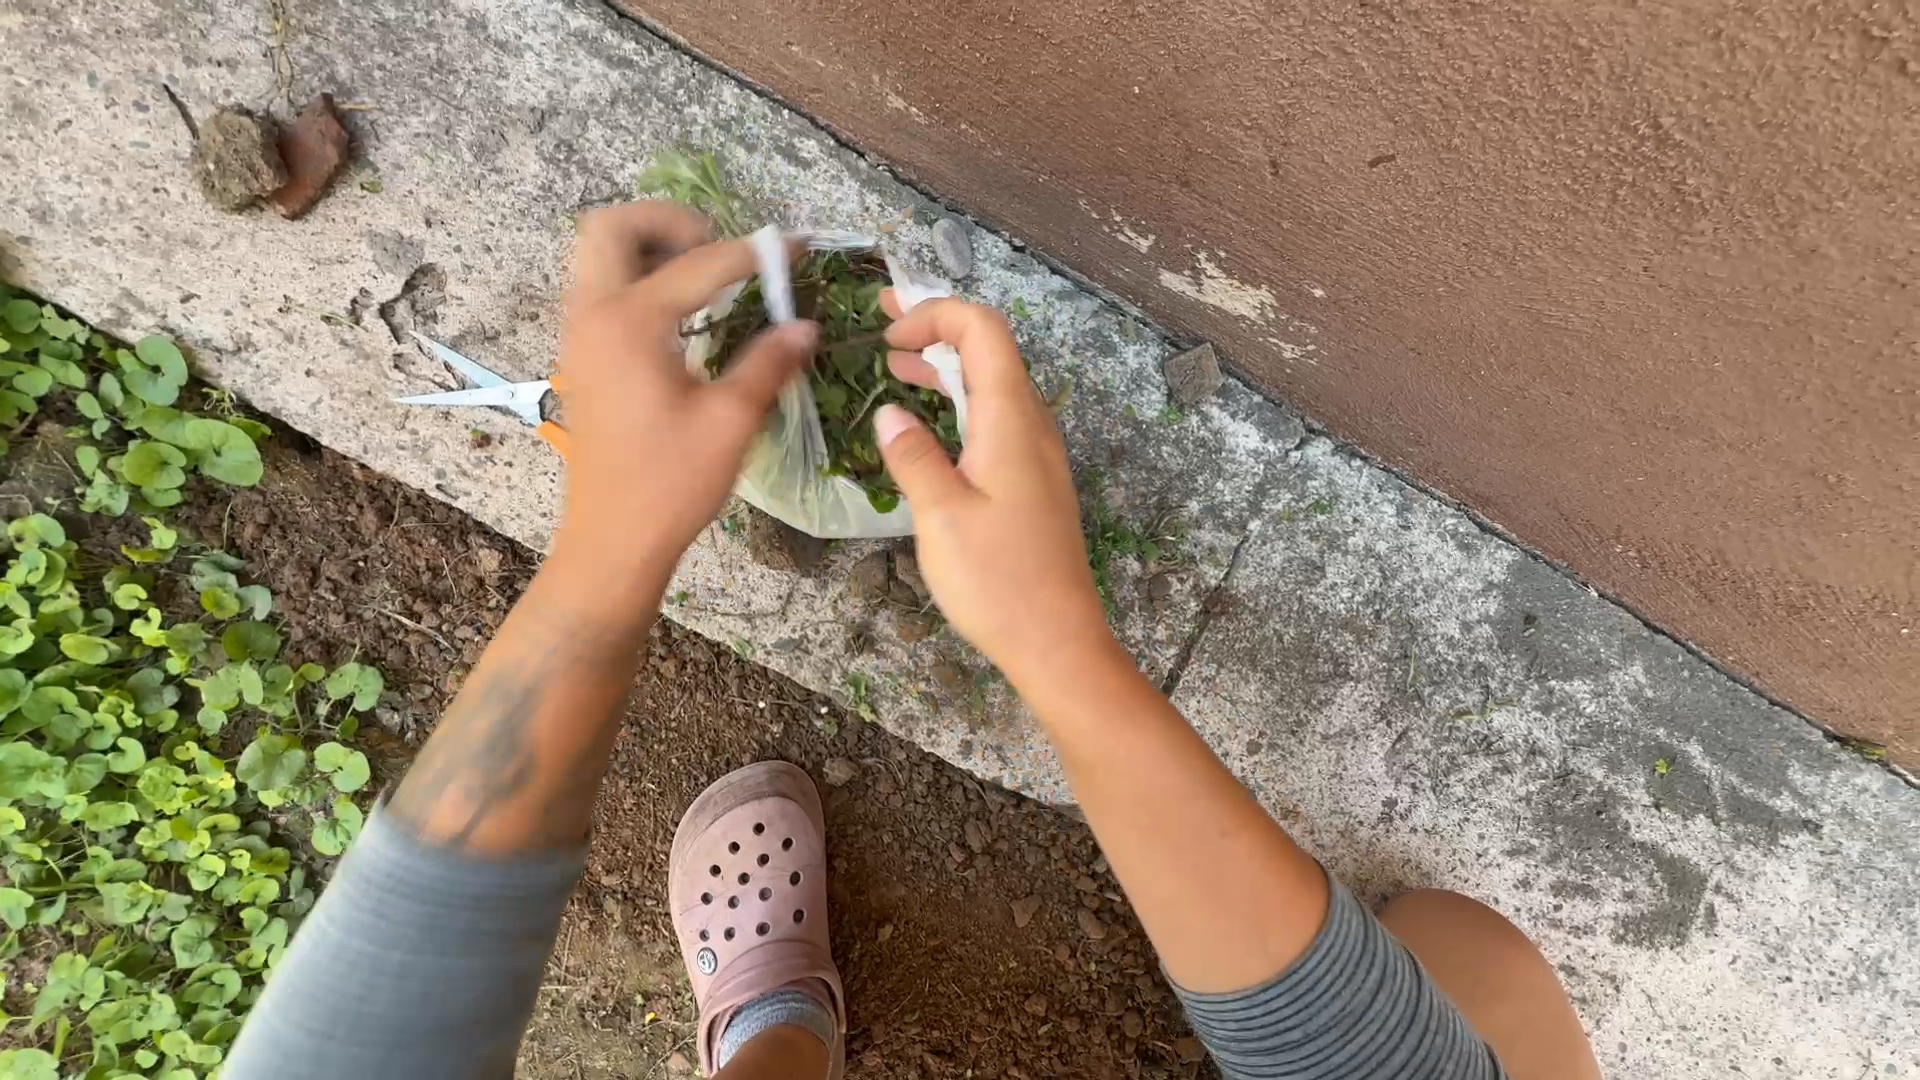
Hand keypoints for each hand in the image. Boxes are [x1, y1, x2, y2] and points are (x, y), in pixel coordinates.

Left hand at [552, 203, 816, 594]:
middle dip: (671, 222)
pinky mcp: (582, 359)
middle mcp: (591, 315)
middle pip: (612, 227)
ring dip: (650, 248)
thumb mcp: (732, 421)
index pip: (700, 265)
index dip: (755, 253)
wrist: (615, 538)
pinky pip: (601, 290)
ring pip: (598, 255)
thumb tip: (805, 326)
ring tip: (708, 276)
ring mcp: (579, 337)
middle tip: (723, 248)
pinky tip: (685, 317)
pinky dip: (639, 280)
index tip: (797, 249)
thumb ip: (769, 363)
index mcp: (629, 324)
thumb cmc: (671, 484)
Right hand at [875, 294, 1115, 685]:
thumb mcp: (940, 515)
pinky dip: (960, 405)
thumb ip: (913, 456)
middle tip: (884, 326)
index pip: (983, 330)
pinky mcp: (1034, 483)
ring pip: (993, 387)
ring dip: (946, 367)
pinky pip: (996, 422)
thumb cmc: (997, 579)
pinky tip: (931, 423)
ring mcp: (1038, 455)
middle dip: (937, 328)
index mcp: (1011, 419)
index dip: (935, 313)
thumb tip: (891, 415)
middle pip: (991, 351)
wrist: (1057, 639)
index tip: (887, 329)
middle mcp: (1032, 426)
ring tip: (896, 364)